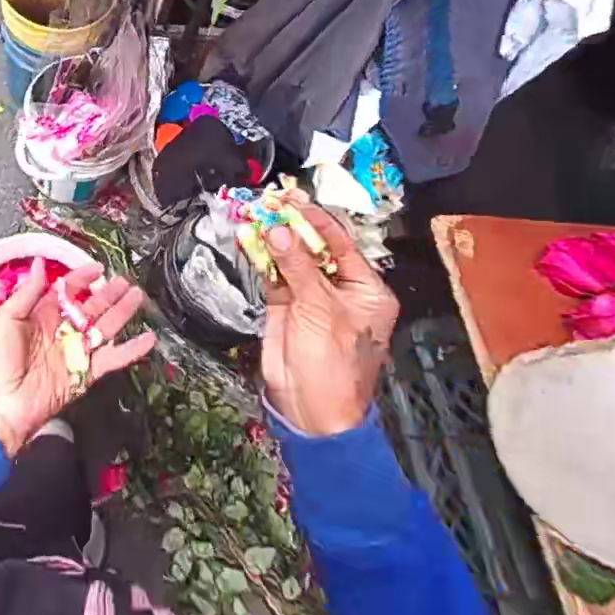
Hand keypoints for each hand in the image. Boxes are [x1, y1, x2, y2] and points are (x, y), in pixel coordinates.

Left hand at [0, 260, 157, 455]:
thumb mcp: (5, 320)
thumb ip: (27, 292)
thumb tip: (39, 263)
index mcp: (42, 315)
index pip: (67, 291)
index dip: (82, 278)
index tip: (98, 268)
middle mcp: (62, 331)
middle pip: (92, 307)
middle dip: (109, 293)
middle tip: (126, 282)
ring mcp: (75, 352)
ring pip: (105, 328)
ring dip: (122, 313)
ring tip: (138, 297)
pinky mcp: (85, 373)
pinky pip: (112, 358)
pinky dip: (131, 350)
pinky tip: (148, 339)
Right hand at [260, 193, 398, 436]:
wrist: (311, 413)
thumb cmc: (334, 364)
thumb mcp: (320, 309)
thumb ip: (298, 266)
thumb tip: (278, 230)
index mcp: (366, 288)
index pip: (341, 243)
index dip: (318, 221)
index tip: (295, 201)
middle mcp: (340, 288)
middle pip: (315, 247)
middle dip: (293, 226)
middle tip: (272, 202)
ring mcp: (311, 296)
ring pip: (292, 258)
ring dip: (274, 238)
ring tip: (256, 214)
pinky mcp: (286, 306)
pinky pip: (275, 275)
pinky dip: (262, 258)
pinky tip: (249, 238)